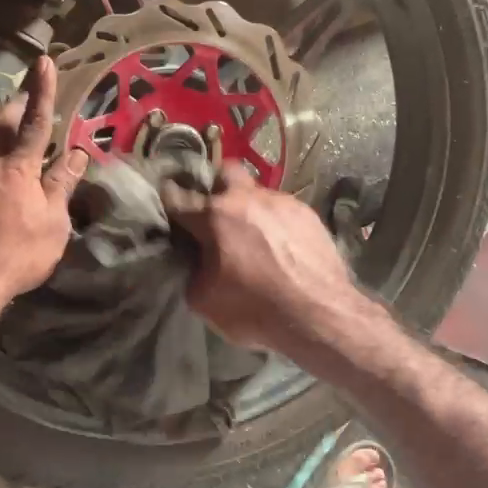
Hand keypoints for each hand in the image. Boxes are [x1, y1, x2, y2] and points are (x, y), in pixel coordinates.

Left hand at [0, 56, 89, 302]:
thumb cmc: (20, 254)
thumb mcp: (54, 223)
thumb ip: (62, 185)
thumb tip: (78, 154)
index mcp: (19, 169)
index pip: (35, 122)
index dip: (42, 91)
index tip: (44, 63)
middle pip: (0, 123)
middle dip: (14, 102)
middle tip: (23, 93)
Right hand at [161, 163, 365, 354]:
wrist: (320, 315)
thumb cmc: (256, 310)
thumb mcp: (204, 300)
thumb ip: (192, 270)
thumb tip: (195, 258)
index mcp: (214, 216)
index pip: (176, 195)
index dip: (167, 200)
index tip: (167, 208)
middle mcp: (246, 199)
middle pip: (224, 171)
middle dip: (216, 185)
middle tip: (215, 213)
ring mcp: (281, 202)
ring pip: (256, 192)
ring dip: (249, 209)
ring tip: (255, 238)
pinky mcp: (307, 213)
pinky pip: (282, 209)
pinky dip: (275, 223)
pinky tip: (281, 248)